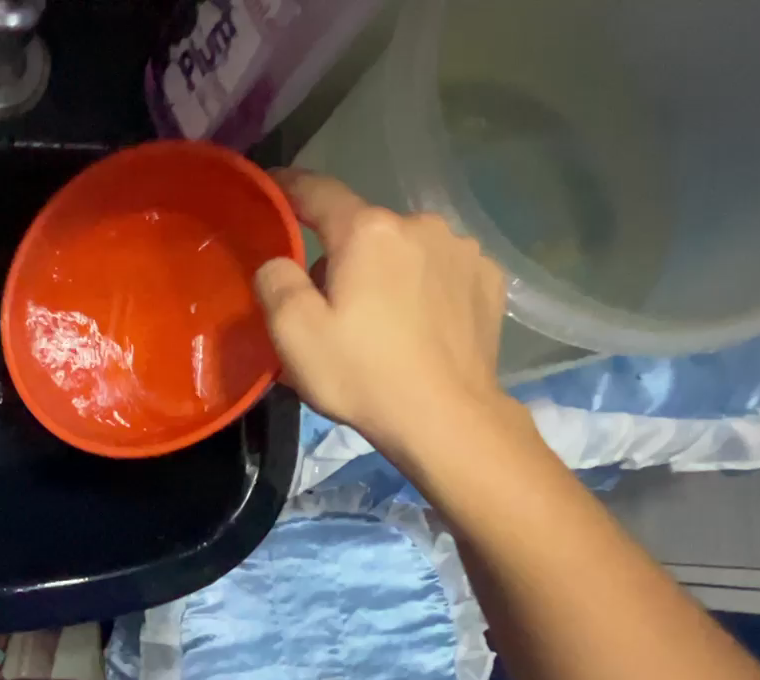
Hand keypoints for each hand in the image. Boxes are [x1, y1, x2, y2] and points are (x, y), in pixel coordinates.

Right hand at [253, 169, 511, 453]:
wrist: (444, 416)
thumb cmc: (360, 372)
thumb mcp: (292, 333)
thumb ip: (275, 283)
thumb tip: (279, 262)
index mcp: (368, 233)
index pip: (319, 193)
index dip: (289, 187)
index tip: (271, 184)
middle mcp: (420, 225)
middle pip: (362, 231)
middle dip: (338, 257)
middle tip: (321, 307)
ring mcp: (462, 251)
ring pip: (401, 251)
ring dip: (380, 273)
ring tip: (371, 322)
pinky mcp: (488, 281)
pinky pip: (436, 273)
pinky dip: (417, 289)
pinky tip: (411, 326)